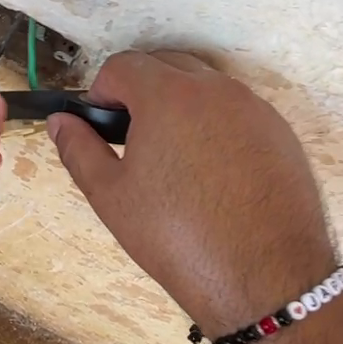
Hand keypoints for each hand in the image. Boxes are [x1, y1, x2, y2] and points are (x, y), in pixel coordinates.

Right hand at [47, 51, 337, 334]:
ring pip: (205, 87)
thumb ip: (79, 149)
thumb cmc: (176, 235)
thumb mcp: (110, 195)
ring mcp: (255, 109)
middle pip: (165, 65)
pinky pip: (237, 112)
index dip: (102, 91)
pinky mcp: (281, 133)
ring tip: (173, 162)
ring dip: (179, 106)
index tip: (102, 128)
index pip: (123, 64)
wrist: (263, 279)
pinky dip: (215, 126)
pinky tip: (212, 175)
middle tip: (133, 142)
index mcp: (169, 95)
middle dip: (141, 91)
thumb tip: (60, 122)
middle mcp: (216, 89)